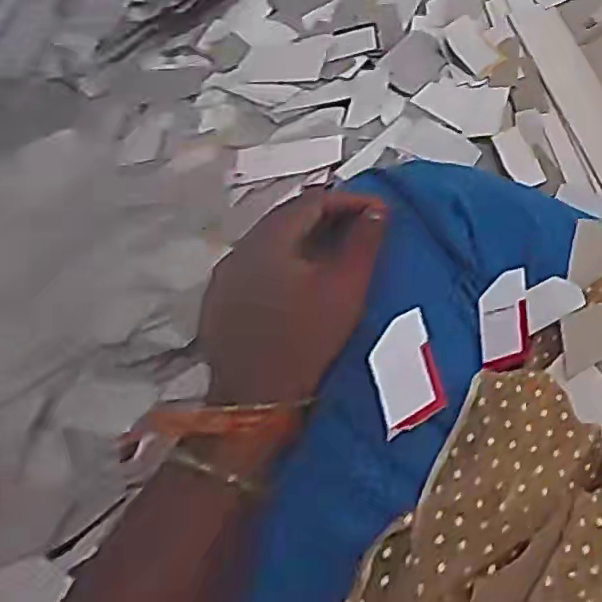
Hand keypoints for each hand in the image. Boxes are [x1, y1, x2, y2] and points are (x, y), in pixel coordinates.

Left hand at [199, 189, 388, 407]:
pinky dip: (289, 256)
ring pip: (273, 239)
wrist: (257, 402)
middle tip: (364, 222)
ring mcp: (225, 278)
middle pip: (288, 216)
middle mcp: (239, 252)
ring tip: (342, 244)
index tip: (380, 210)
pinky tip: (308, 273)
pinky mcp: (221, 301)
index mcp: (267, 243)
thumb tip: (377, 210)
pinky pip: (260, 262)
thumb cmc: (308, 337)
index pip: (312, 201)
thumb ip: (365, 240)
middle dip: (329, 214)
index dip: (350, 199)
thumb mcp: (348, 284)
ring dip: (309, 234)